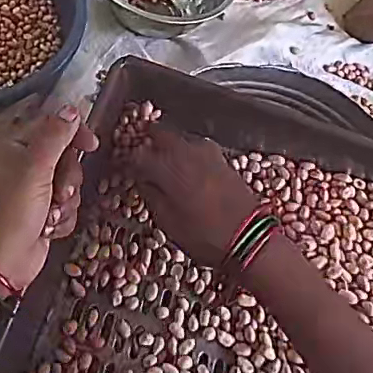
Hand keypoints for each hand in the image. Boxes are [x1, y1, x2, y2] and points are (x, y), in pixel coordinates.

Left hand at [0, 102, 97, 291]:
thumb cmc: (11, 211)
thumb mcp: (34, 168)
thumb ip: (54, 136)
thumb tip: (71, 109)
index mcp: (17, 148)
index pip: (53, 127)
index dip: (74, 134)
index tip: (91, 144)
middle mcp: (26, 167)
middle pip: (68, 159)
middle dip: (69, 178)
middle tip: (58, 192)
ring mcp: (36, 192)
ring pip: (72, 186)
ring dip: (66, 203)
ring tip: (49, 215)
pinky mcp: (45, 215)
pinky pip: (69, 209)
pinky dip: (62, 219)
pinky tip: (48, 229)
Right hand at [127, 126, 264, 267]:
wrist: (250, 238)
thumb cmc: (203, 235)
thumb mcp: (167, 221)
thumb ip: (150, 194)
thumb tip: (142, 180)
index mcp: (167, 167)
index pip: (138, 154)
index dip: (127, 160)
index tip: (123, 168)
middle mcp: (186, 152)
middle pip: (160, 133)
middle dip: (148, 140)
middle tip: (141, 154)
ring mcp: (207, 153)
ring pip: (180, 138)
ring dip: (168, 145)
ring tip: (163, 161)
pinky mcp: (223, 159)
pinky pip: (196, 148)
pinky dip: (187, 153)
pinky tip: (186, 168)